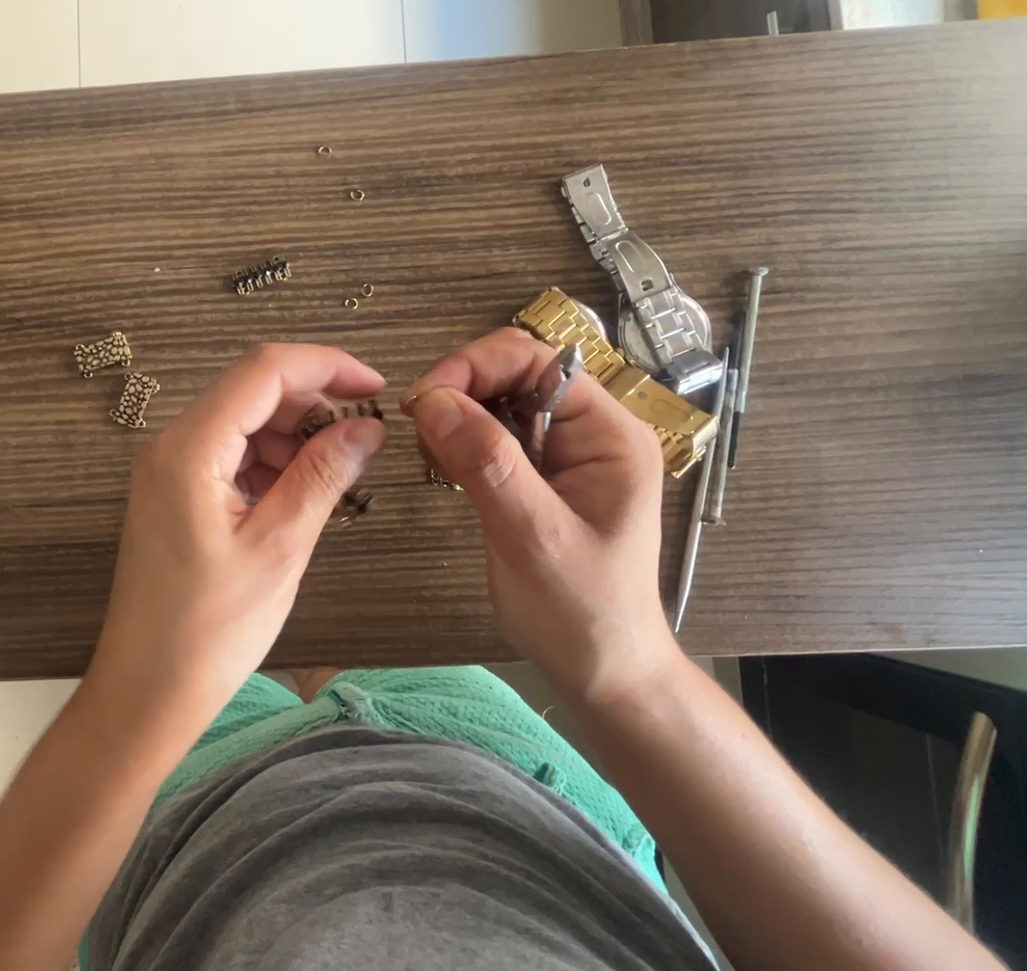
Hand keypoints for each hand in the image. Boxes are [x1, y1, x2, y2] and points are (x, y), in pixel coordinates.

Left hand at [86, 344, 386, 730]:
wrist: (147, 689)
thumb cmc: (209, 631)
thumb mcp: (279, 548)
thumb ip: (322, 476)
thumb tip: (366, 427)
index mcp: (188, 449)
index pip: (262, 370)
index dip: (326, 366)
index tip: (377, 388)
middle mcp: (169, 446)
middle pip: (250, 392)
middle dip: (311, 406)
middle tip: (362, 445)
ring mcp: (167, 470)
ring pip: (241, 423)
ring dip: (292, 438)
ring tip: (336, 479)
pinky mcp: (173, 495)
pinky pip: (228, 456)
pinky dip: (268, 464)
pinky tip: (298, 495)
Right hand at [402, 327, 681, 705]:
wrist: (598, 666)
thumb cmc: (579, 609)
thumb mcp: (533, 535)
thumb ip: (487, 463)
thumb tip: (431, 401)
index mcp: (607, 434)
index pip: (538, 361)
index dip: (475, 366)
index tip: (421, 401)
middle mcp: (586, 431)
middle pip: (513, 373)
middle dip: (459, 390)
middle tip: (419, 430)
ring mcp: (559, 452)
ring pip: (493, 401)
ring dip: (453, 417)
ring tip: (434, 459)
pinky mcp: (532, 474)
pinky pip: (486, 434)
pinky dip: (455, 441)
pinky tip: (444, 470)